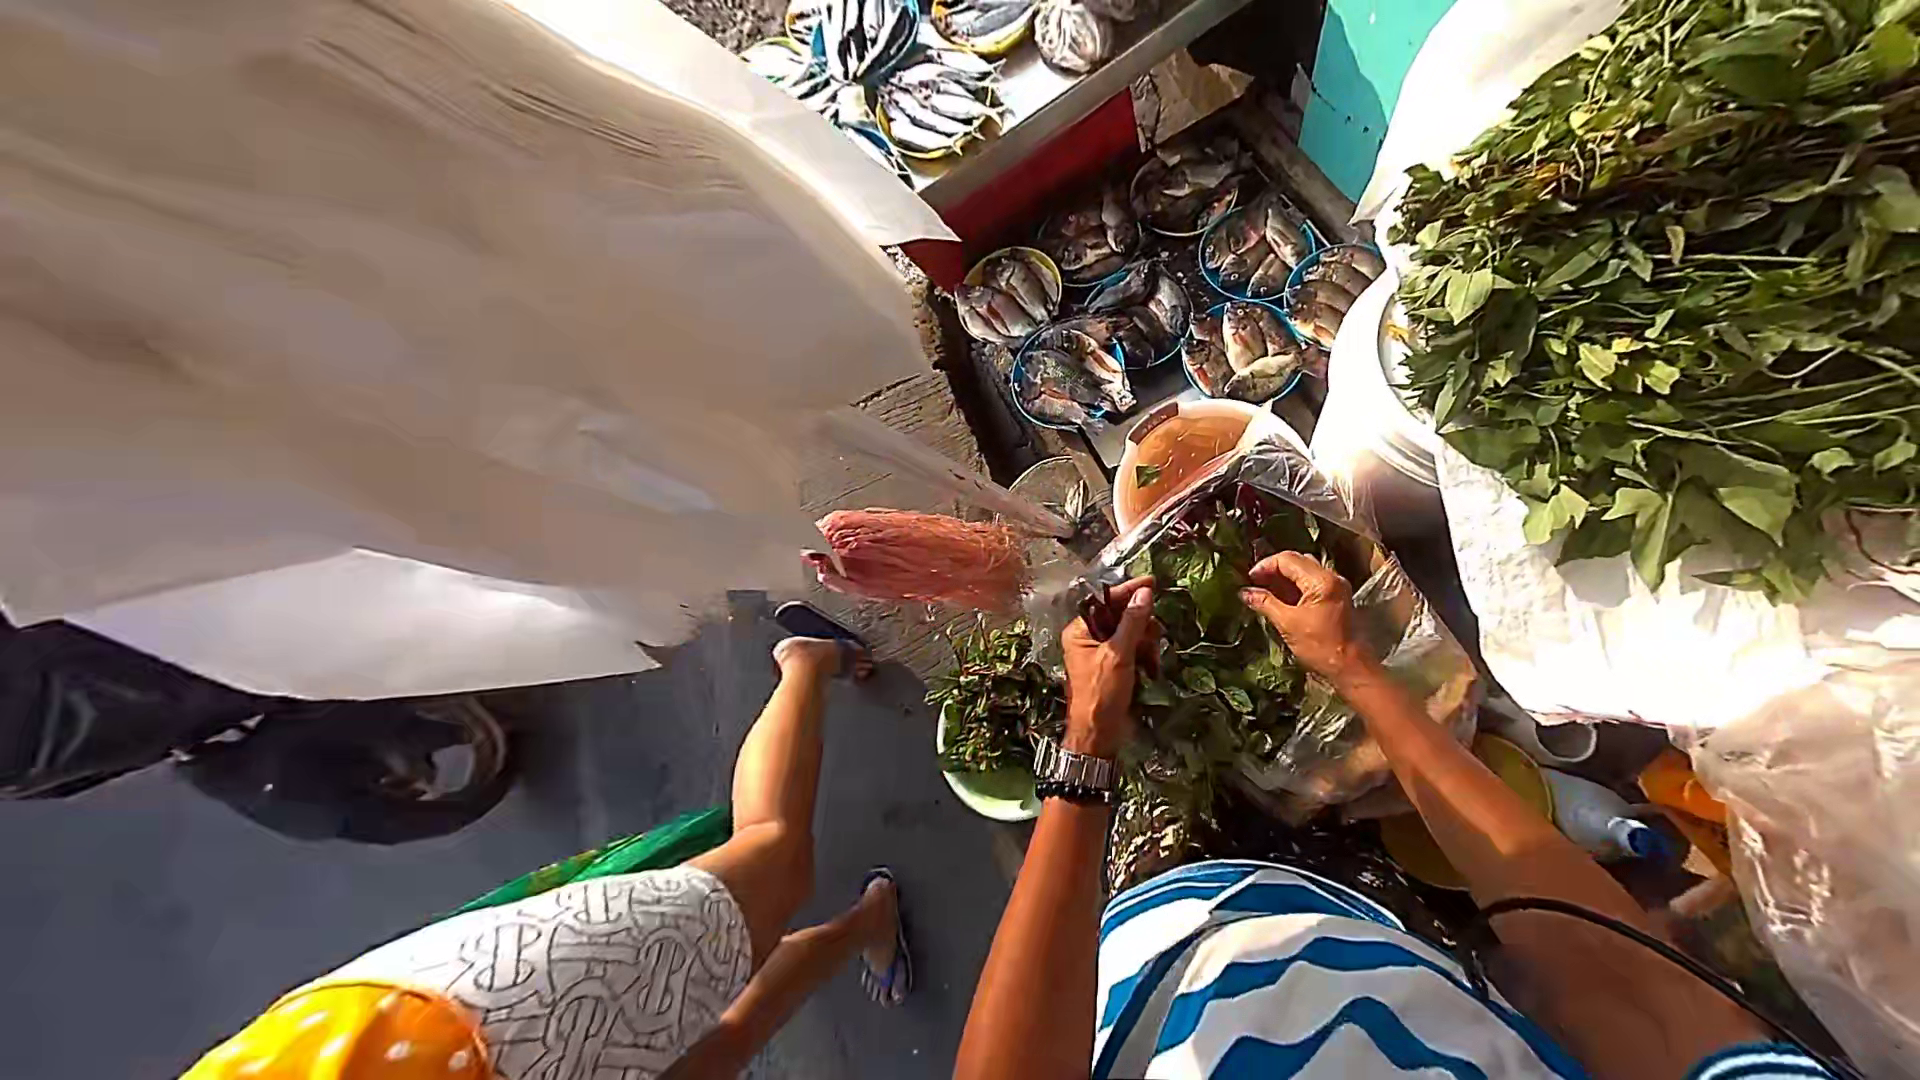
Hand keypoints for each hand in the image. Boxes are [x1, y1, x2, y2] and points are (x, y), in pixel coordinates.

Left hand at [1060, 575, 1157, 757]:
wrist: (1099, 735)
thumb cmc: (1101, 694)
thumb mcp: (1118, 655)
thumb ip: (1132, 623)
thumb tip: (1144, 593)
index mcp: (1079, 631)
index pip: (1104, 601)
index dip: (1128, 591)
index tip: (1152, 582)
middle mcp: (1088, 638)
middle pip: (1120, 616)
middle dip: (1140, 624)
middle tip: (1153, 637)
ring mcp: (1102, 653)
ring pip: (1130, 633)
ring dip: (1145, 642)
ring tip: (1151, 658)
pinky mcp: (1115, 667)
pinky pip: (1133, 650)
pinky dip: (1144, 655)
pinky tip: (1151, 667)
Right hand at [1239, 552, 1375, 682]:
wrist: (1350, 668)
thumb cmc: (1320, 646)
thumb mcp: (1287, 623)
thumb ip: (1265, 603)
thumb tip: (1244, 592)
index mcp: (1321, 581)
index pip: (1287, 560)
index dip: (1264, 566)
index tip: (1249, 579)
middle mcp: (1331, 578)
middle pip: (1296, 561)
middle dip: (1272, 569)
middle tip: (1254, 582)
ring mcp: (1335, 587)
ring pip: (1303, 570)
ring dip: (1282, 577)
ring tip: (1264, 589)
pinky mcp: (1335, 597)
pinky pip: (1310, 582)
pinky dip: (1293, 586)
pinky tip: (1279, 597)